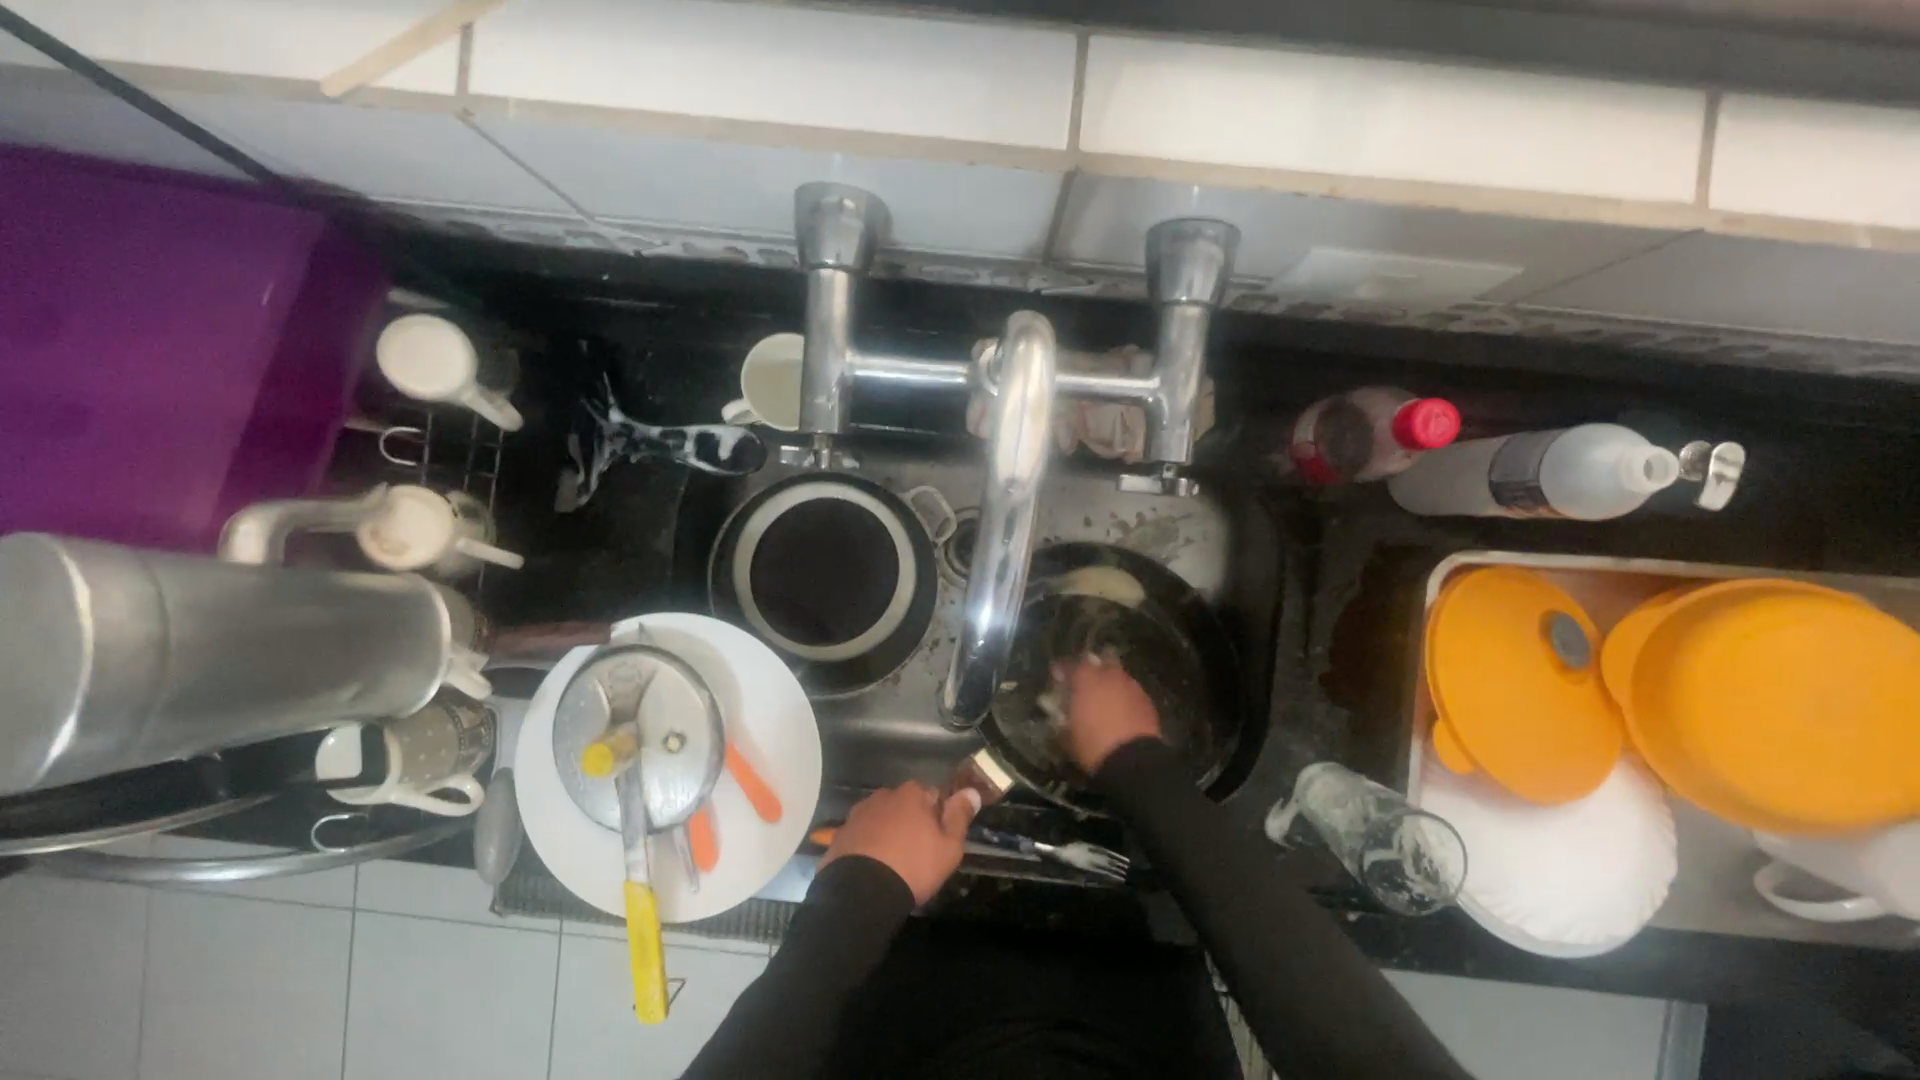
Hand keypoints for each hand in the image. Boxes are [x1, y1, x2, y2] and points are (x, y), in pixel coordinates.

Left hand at [821, 781, 980, 904]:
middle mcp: (883, 796)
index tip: (937, 840)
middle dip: (910, 822)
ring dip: (887, 832)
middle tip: (916, 853)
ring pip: (881, 818)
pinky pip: (861, 835)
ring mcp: (858, 813)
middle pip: (904, 805)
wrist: (861, 893)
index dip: (937, 817)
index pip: (932, 795)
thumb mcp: (949, 847)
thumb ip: (960, 816)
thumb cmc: (913, 867)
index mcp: (912, 794)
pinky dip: (867, 845)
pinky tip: (872, 867)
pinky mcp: (840, 833)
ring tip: (893, 862)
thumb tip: (971, 791)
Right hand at [1056, 654, 1161, 773]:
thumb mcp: (1067, 734)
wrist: (1132, 761)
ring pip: (1119, 676)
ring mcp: (1131, 686)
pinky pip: (1132, 691)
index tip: (1058, 677)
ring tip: (1106, 698)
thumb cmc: (1093, 745)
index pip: (1070, 665)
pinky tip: (1122, 710)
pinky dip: (1125, 696)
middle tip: (1086, 683)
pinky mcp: (1147, 701)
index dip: (1063, 670)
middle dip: (1093, 670)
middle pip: (1100, 662)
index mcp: (1086, 680)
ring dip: (1111, 683)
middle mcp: (1109, 676)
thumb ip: (1062, 717)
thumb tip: (1060, 711)